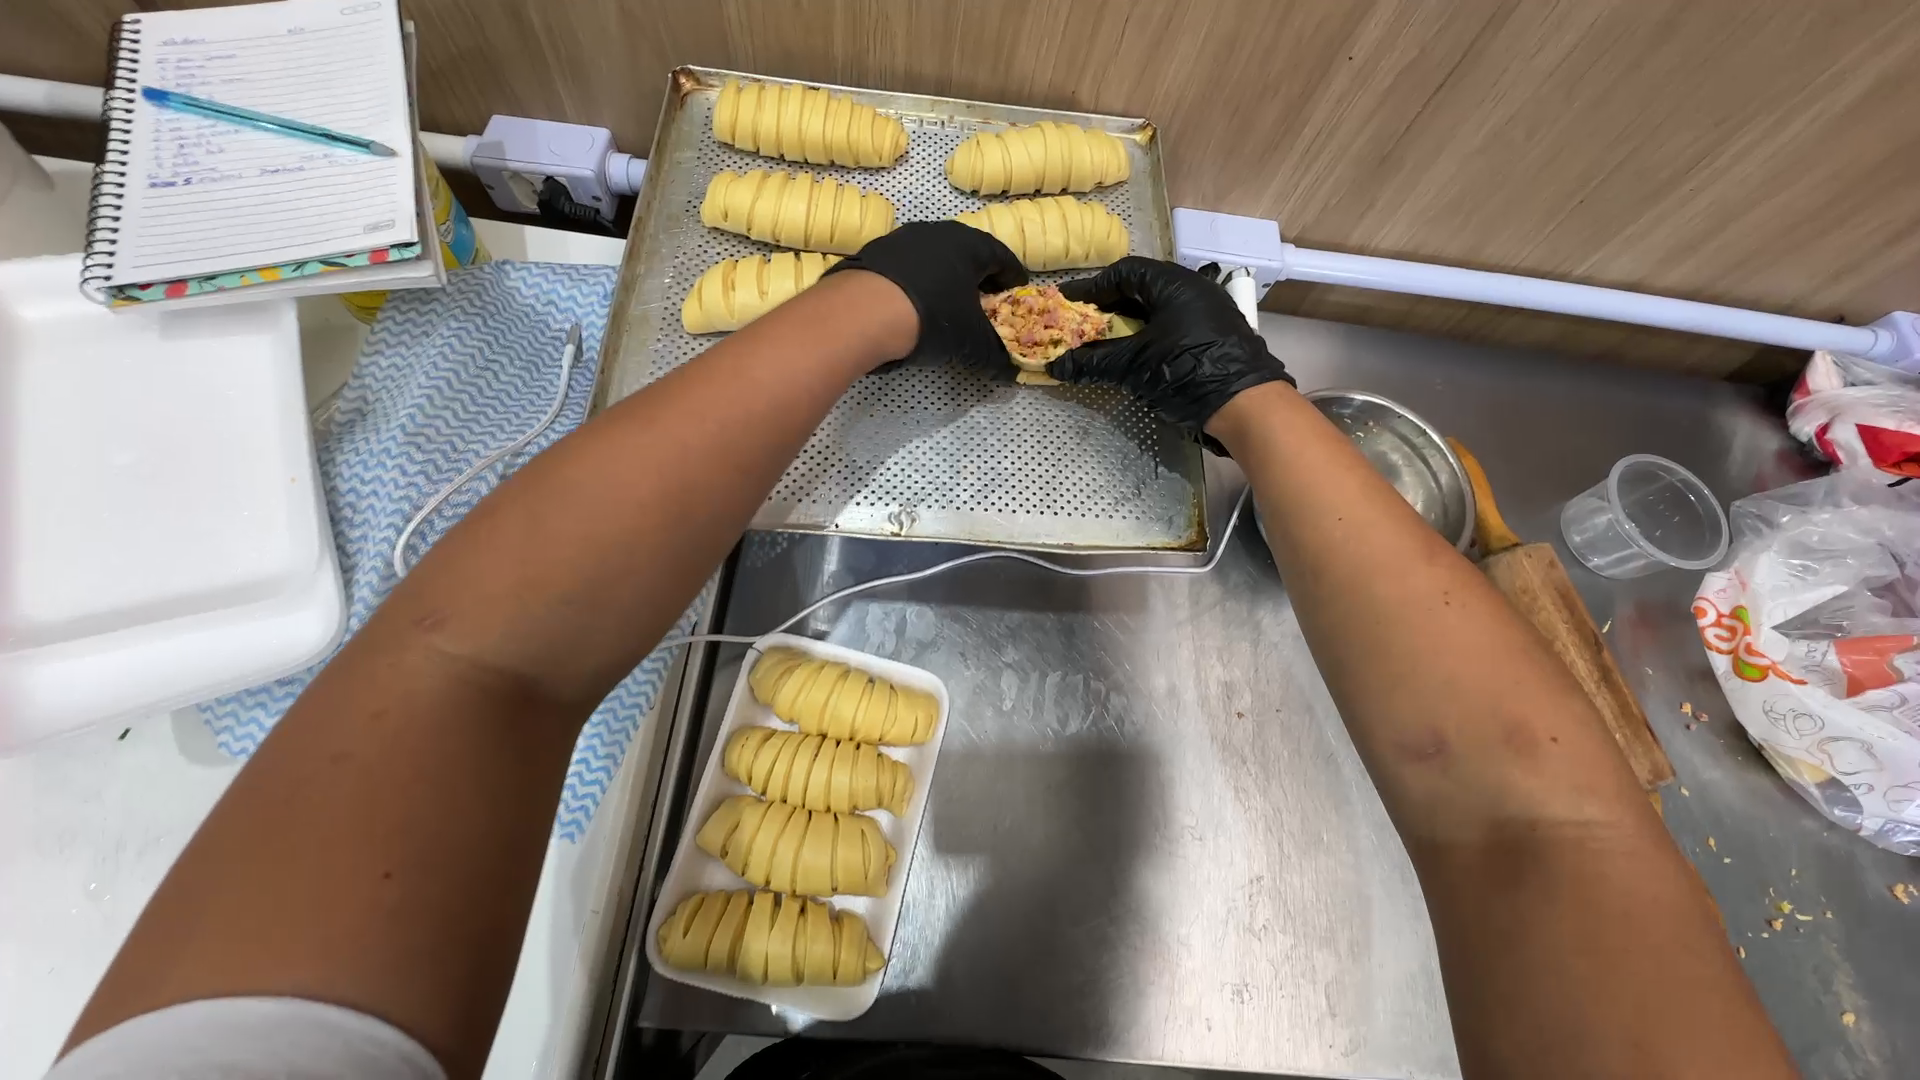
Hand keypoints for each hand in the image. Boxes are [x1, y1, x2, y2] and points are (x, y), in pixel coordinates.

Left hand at [824, 221, 1028, 365]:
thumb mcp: (970, 342)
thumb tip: (1010, 372)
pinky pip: (907, 269)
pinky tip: (912, 308)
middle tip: (984, 305)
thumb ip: (994, 355)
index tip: (1017, 297)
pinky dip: (917, 286)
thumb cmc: (930, 318)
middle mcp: (937, 232)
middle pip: (968, 255)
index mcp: (970, 244)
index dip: (1013, 280)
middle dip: (979, 280)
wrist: (861, 313)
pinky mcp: (873, 254)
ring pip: (935, 260)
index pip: (1003, 258)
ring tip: (947, 308)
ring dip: (946, 281)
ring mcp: (901, 239)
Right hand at [1048, 257, 1293, 432]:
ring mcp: (1205, 314)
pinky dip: (1145, 337)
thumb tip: (1056, 366)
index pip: (1124, 272)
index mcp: (1173, 283)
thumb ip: (1093, 362)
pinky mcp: (1211, 338)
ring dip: (1126, 324)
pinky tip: (1131, 356)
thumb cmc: (1187, 371)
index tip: (1067, 301)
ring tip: (1100, 341)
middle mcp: (1191, 290)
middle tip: (1081, 323)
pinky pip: (1169, 327)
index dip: (1092, 287)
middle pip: (1140, 289)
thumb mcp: (1134, 365)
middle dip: (1108, 306)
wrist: (1245, 405)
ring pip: (1156, 310)